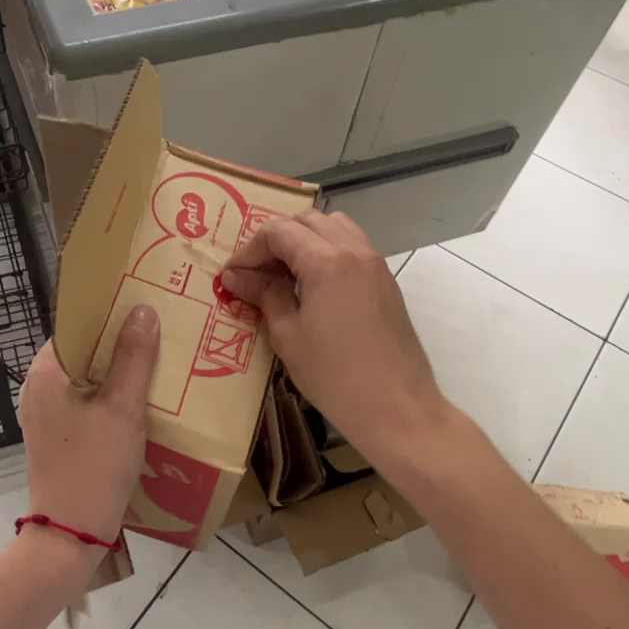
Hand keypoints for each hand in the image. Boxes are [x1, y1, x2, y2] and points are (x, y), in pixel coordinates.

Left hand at [17, 305, 159, 543]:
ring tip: (156, 370)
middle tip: (159, 340)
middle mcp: (38, 389)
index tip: (143, 313)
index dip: (109, 318)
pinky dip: (109, 402)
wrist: (70, 534)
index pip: (77, 327)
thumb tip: (142, 310)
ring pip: (86, 382)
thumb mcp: (123, 407)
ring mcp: (45, 417)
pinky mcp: (56, 439)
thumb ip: (134, 356)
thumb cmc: (95, 465)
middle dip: (118, 348)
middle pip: (83, 354)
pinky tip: (140, 408)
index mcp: (46, 372)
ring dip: (117, 377)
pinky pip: (85, 407)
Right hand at [219, 211, 446, 455]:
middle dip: (274, 240)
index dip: (249, 250)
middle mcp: (354, 250)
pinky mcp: (385, 281)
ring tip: (284, 275)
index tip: (232, 277)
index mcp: (326, 261)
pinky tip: (312, 287)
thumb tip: (236, 276)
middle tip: (255, 274)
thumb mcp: (287, 335)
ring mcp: (375, 263)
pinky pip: (351, 247)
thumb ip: (264, 295)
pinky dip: (327, 252)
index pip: (278, 231)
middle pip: (306, 221)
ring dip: (303, 240)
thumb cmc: (334, 376)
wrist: (396, 407)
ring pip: (333, 227)